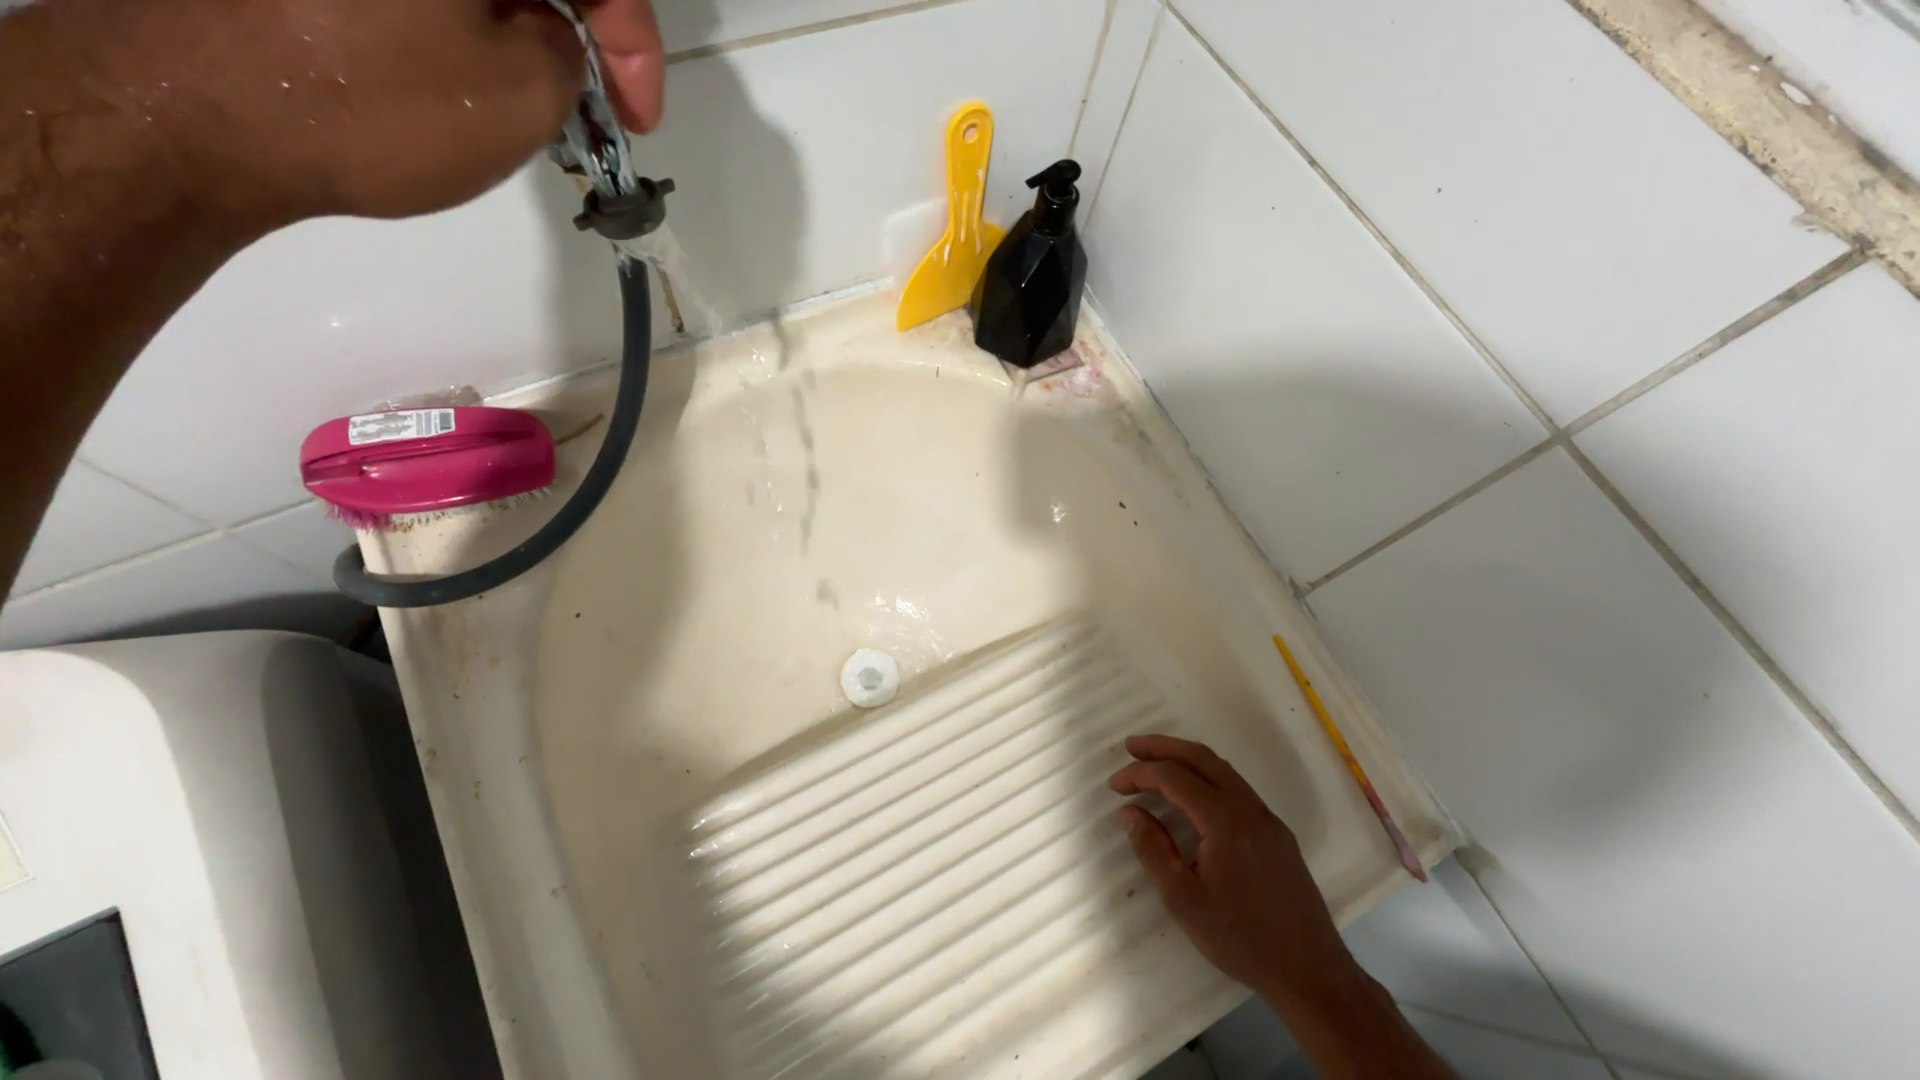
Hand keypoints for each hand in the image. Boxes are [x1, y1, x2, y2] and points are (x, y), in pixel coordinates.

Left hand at [21, 0, 663, 227]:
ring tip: (531, 99)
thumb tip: (552, 35)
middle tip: (599, 105)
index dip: (635, 38)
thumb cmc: (372, 101)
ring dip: (524, 23)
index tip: (639, 116)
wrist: (183, 109)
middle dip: (584, 27)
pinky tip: (462, 71)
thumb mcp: (519, 92)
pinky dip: (462, 20)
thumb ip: (567, 50)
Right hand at [1110, 734, 1362, 1009]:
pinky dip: (1207, 778)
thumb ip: (1152, 849)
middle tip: (1130, 746)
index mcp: (1225, 820)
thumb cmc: (1239, 938)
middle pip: (1202, 759)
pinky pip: (1237, 789)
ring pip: (1223, 771)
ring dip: (1187, 760)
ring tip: (1155, 763)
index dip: (1140, 775)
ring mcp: (1268, 820)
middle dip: (1163, 747)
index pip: (1175, 778)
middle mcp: (1249, 809)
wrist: (1309, 970)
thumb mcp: (1183, 899)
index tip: (1113, 785)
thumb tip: (1129, 813)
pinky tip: (1193, 793)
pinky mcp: (1277, 835)